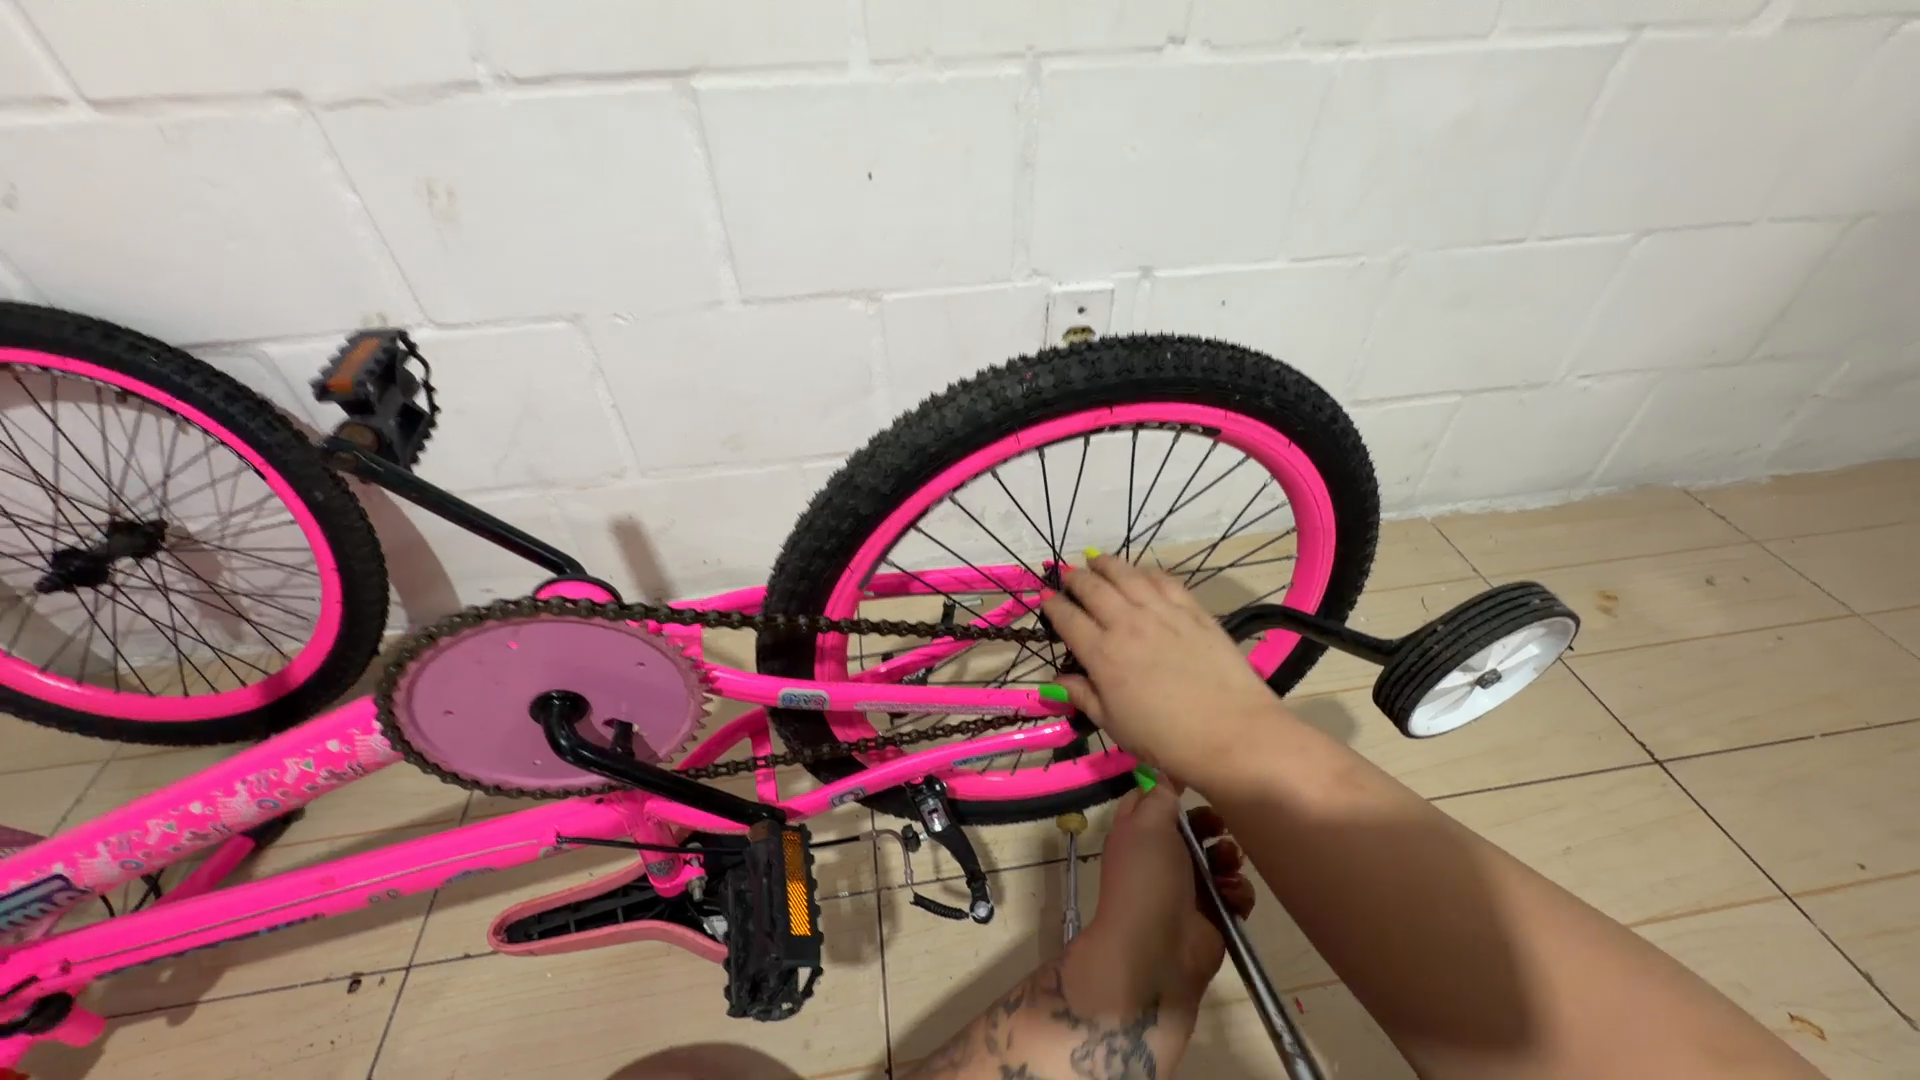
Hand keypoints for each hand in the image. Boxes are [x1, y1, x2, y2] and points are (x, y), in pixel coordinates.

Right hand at [1041, 554, 1285, 780]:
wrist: (1231, 734)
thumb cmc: (1166, 739)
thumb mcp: (1114, 725)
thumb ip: (1084, 697)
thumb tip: (1059, 680)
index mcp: (1102, 654)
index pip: (1067, 618)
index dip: (1052, 605)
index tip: (1046, 599)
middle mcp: (1127, 624)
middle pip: (1093, 588)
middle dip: (1075, 578)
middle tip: (1069, 577)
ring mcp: (1162, 613)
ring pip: (1127, 575)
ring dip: (1107, 565)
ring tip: (1097, 561)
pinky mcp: (1193, 611)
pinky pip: (1164, 580)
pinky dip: (1146, 571)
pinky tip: (1141, 572)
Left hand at [1076, 786, 1253, 1011]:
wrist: (1156, 951)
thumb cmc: (1147, 877)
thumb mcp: (1148, 824)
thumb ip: (1160, 795)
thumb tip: (1164, 772)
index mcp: (1137, 831)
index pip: (1152, 799)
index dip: (1171, 786)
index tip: (1197, 775)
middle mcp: (1161, 856)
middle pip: (1193, 827)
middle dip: (1212, 823)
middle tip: (1222, 826)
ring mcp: (1187, 886)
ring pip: (1219, 858)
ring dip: (1229, 857)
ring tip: (1229, 863)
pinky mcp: (1213, 913)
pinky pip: (1234, 892)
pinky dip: (1237, 892)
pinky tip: (1231, 896)